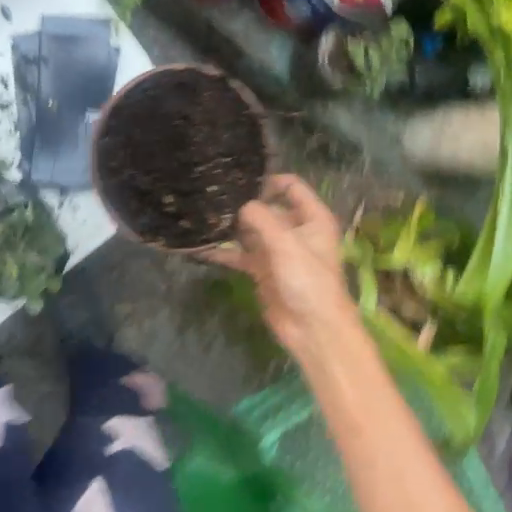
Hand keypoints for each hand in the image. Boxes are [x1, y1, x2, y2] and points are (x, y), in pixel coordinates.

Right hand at [208, 175, 358, 362]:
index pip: (290, 186)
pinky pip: (238, 254)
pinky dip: (221, 251)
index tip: (239, 183)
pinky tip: (198, 246)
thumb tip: (239, 204)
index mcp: (311, 218)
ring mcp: (276, 249)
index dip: (267, 181)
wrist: (313, 331)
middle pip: (265, 207)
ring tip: (199, 216)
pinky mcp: (261, 268)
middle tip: (210, 197)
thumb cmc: (309, 281)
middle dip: (240, 204)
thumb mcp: (286, 244)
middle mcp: (294, 229)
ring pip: (249, 230)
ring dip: (228, 226)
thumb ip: (261, 218)